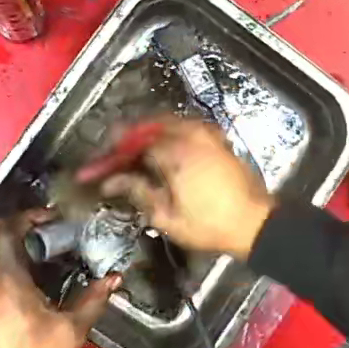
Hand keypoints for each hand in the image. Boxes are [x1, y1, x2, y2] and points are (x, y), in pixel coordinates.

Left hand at [0, 210, 118, 347]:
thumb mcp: (72, 331)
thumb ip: (93, 299)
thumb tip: (113, 279)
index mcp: (4, 279)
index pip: (4, 228)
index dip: (28, 214)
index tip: (52, 216)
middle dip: (21, 224)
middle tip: (50, 227)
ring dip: (17, 244)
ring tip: (50, 250)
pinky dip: (13, 263)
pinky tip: (39, 279)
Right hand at [78, 118, 273, 258]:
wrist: (254, 224)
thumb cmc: (210, 225)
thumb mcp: (167, 216)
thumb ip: (139, 191)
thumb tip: (112, 182)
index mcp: (175, 154)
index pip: (132, 146)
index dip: (110, 157)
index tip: (94, 168)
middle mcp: (190, 137)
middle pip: (147, 128)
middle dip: (124, 139)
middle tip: (109, 155)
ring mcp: (207, 135)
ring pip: (166, 122)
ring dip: (144, 132)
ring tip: (129, 150)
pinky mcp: (218, 140)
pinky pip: (185, 126)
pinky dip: (167, 131)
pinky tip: (160, 147)